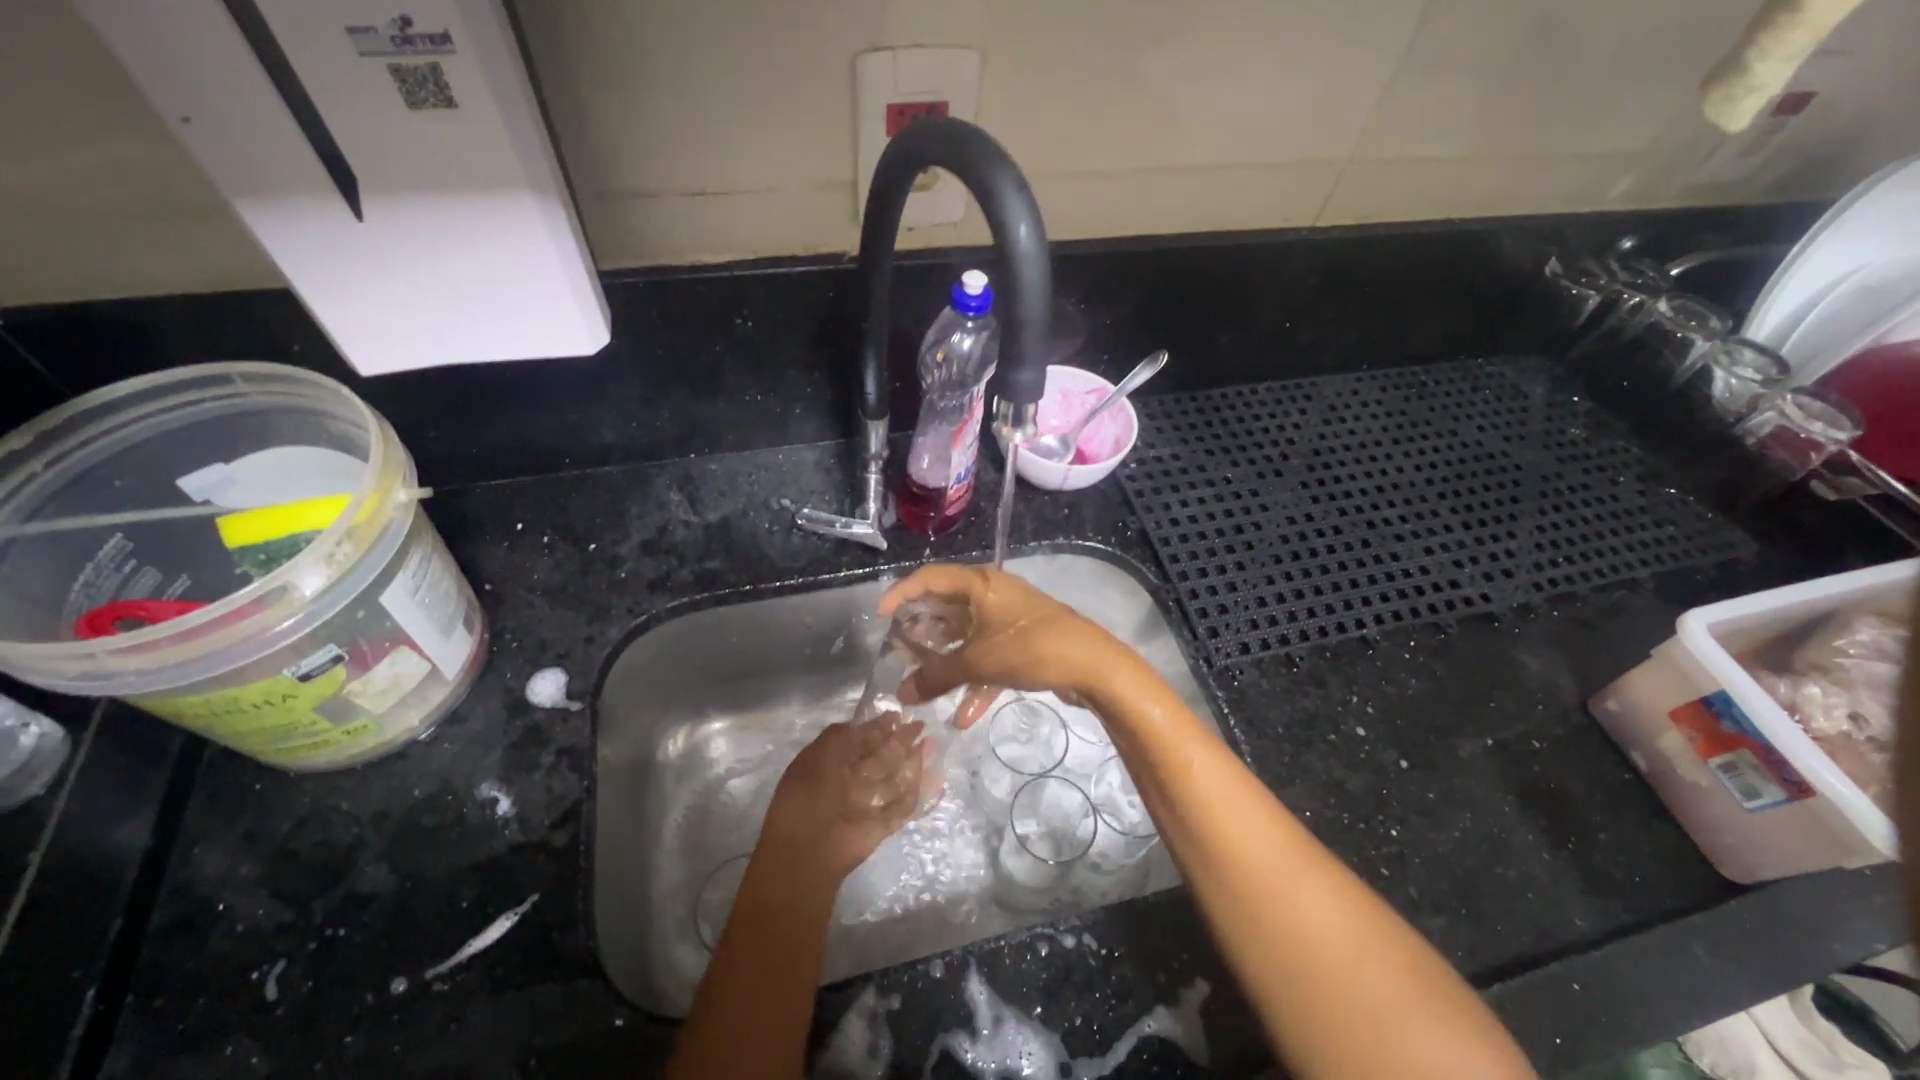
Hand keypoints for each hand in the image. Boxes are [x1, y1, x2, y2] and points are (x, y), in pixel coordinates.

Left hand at [755, 714, 924, 883]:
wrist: (808, 851)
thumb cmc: (808, 797)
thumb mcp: (817, 756)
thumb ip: (839, 736)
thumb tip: (863, 724)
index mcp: (829, 765)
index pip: (857, 741)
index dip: (876, 728)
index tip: (897, 715)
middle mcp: (847, 783)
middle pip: (878, 758)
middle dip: (898, 741)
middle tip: (920, 726)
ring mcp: (865, 804)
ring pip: (892, 779)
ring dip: (911, 762)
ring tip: (931, 744)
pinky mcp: (880, 826)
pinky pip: (901, 806)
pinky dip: (917, 792)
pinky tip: (934, 775)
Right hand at [877, 564, 1130, 722]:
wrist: (1093, 665)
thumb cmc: (1029, 649)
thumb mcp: (977, 663)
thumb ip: (936, 676)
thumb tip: (902, 693)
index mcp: (979, 583)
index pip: (929, 578)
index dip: (901, 593)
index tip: (881, 617)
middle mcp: (993, 593)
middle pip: (948, 607)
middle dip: (924, 633)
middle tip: (901, 653)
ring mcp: (1011, 617)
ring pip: (969, 636)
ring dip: (949, 662)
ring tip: (925, 686)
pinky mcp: (1025, 642)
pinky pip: (990, 657)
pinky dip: (976, 681)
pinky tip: (964, 716)